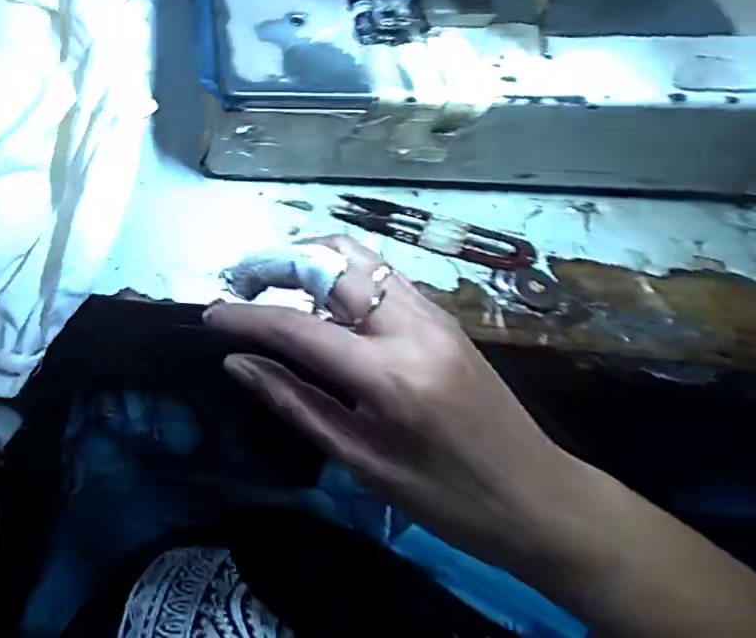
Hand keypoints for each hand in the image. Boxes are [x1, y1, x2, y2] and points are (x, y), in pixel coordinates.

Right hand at [205, 235, 575, 565]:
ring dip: (303, 258)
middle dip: (272, 264)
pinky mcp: (439, 311)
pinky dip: (334, 270)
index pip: (298, 327)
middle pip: (326, 264)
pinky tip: (317, 299)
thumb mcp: (363, 463)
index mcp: (391, 377)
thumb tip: (237, 363)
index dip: (246, 317)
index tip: (211, 314)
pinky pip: (374, 271)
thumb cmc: (450, 499)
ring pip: (353, 254)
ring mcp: (430, 312)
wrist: (544, 499)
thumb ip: (294, 404)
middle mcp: (411, 328)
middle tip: (239, 286)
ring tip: (270, 283)